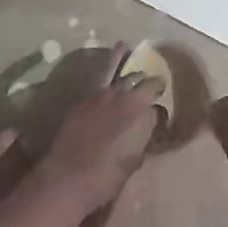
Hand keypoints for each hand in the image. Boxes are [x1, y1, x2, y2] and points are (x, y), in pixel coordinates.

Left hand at [34, 46, 164, 212]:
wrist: (69, 176)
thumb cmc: (105, 178)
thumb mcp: (132, 163)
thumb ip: (140, 142)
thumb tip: (144, 132)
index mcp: (144, 117)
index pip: (157, 110)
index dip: (158, 115)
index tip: (158, 119)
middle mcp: (130, 99)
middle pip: (146, 84)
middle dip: (152, 84)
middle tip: (155, 85)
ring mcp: (108, 93)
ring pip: (125, 72)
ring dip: (130, 63)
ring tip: (129, 48)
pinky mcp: (89, 93)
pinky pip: (103, 71)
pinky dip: (112, 59)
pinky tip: (115, 51)